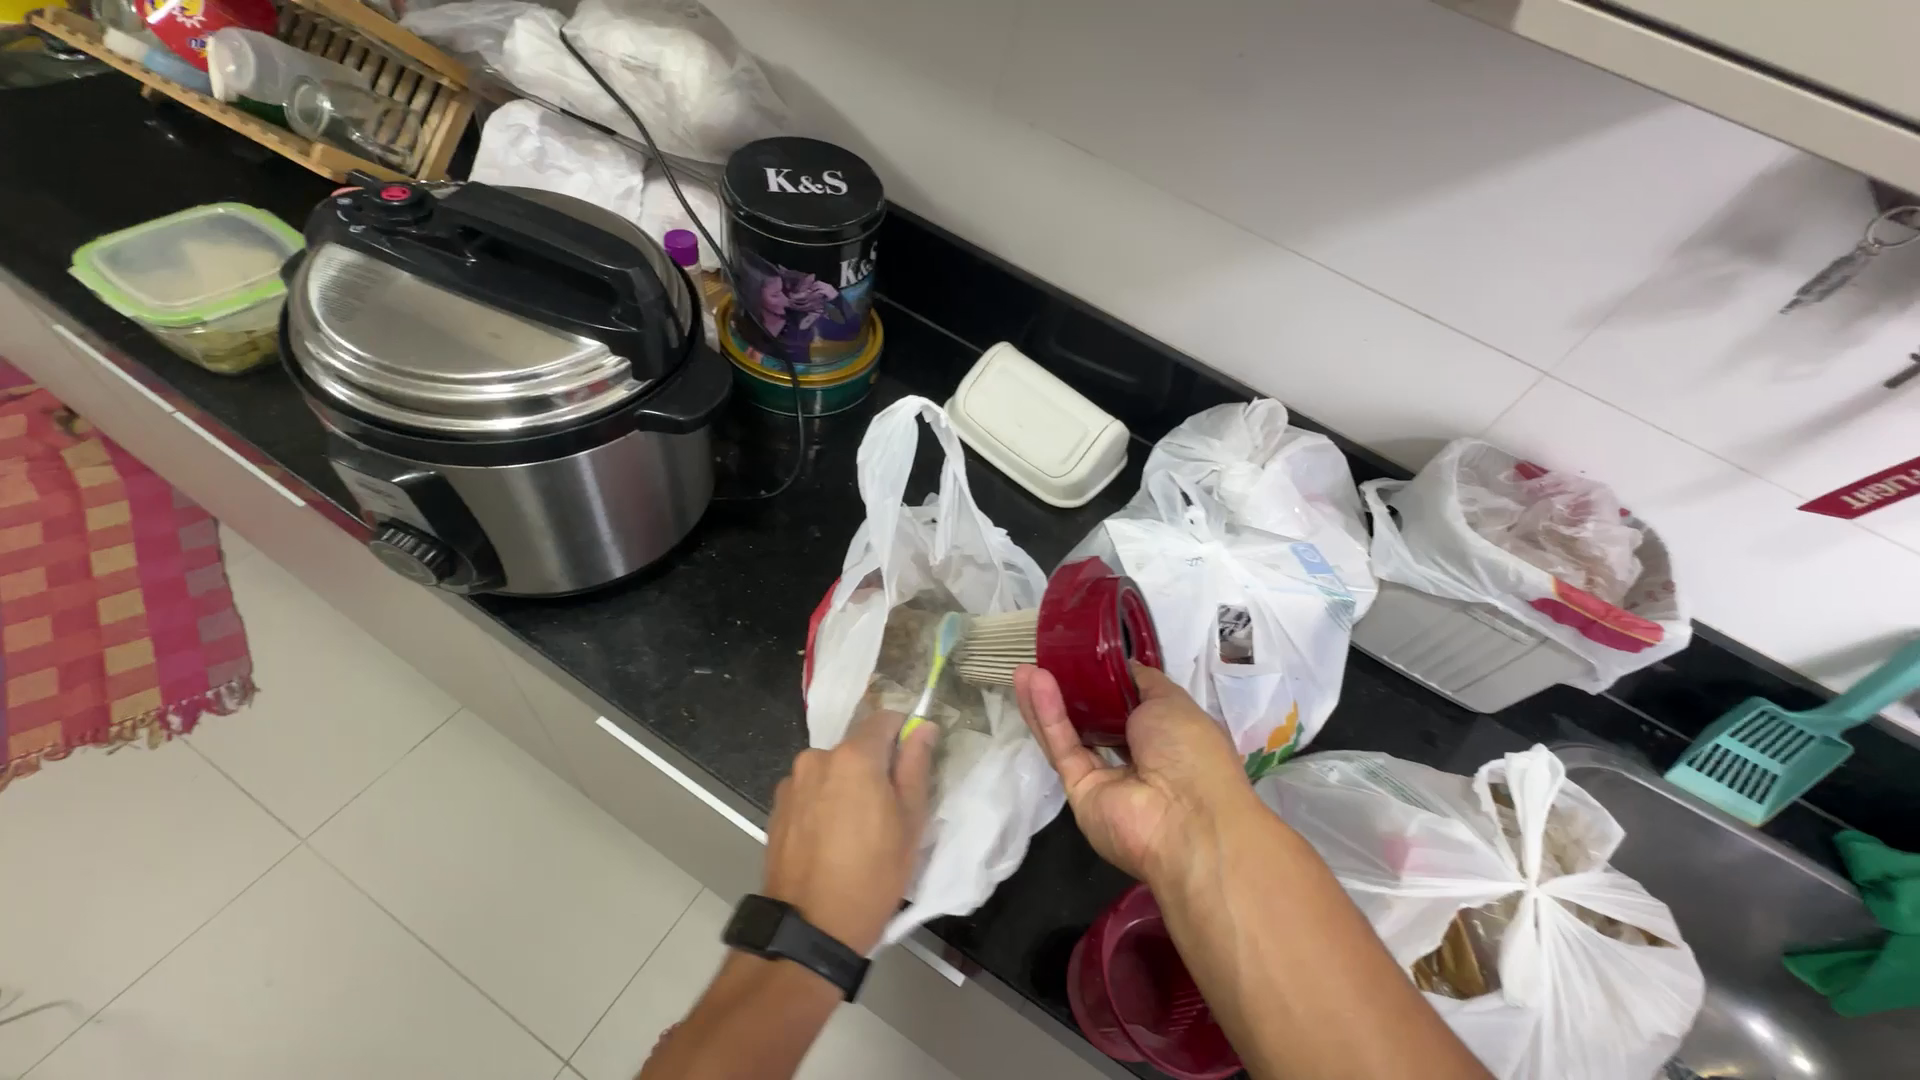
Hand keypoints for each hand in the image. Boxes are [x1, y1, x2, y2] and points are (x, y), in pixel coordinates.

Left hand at [762, 708, 937, 955]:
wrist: (810, 929)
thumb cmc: (872, 875)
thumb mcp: (910, 822)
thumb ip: (916, 766)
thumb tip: (924, 728)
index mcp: (853, 757)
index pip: (885, 719)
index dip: (904, 734)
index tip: (912, 763)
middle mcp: (817, 758)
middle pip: (856, 747)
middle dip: (874, 767)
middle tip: (888, 808)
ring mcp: (791, 783)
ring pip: (832, 770)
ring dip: (846, 785)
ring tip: (856, 830)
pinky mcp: (776, 808)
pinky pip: (811, 791)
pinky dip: (824, 803)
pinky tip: (831, 839)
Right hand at [1014, 663, 1255, 885]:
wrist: (1186, 819)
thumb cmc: (1191, 752)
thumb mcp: (1172, 701)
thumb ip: (1141, 681)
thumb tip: (1123, 665)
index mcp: (1167, 737)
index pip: (1131, 705)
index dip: (1106, 681)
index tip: (1083, 656)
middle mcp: (1137, 758)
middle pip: (1095, 719)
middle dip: (1072, 691)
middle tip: (1047, 661)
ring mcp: (1106, 777)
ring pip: (1072, 732)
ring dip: (1049, 700)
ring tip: (1024, 669)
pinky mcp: (1079, 790)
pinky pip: (1063, 748)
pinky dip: (1048, 716)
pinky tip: (1032, 684)